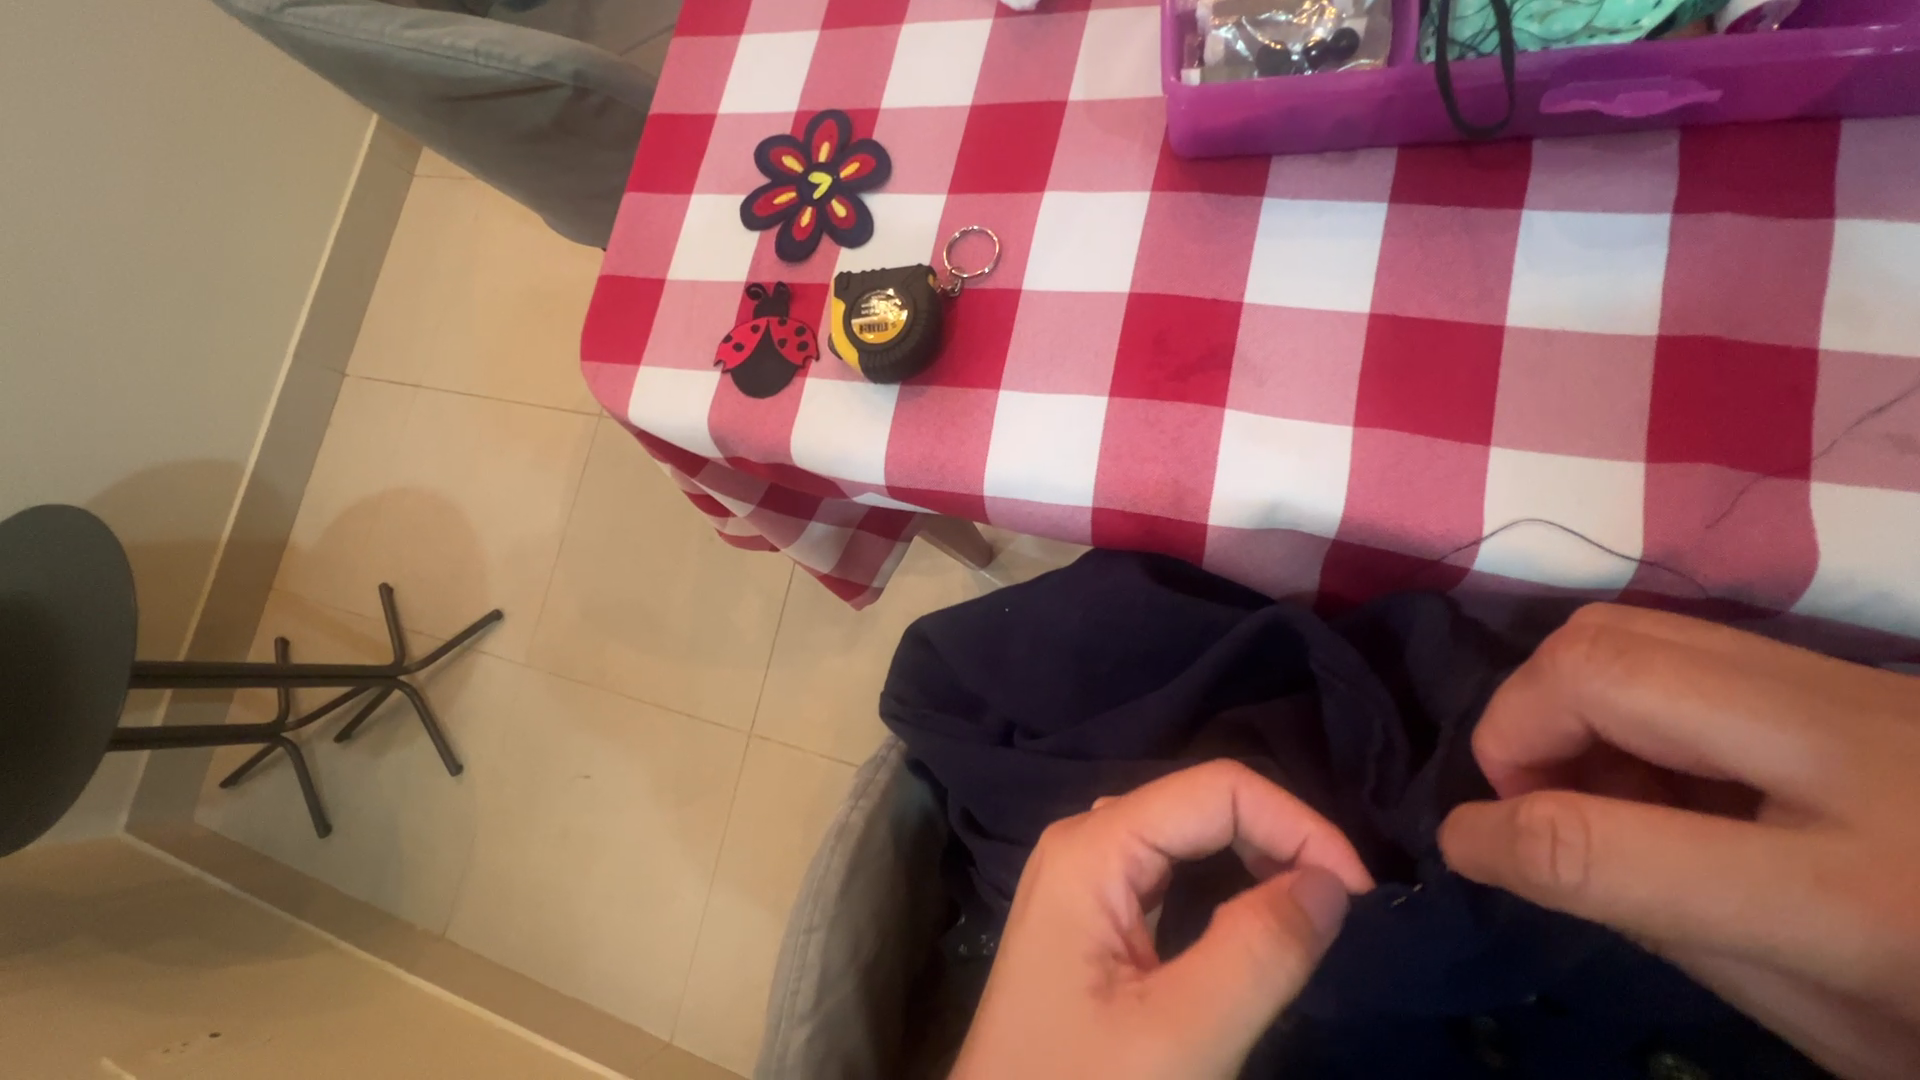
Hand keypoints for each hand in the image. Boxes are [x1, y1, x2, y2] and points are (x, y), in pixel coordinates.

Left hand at [949, 760, 1374, 1079]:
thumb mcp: (1179, 1037)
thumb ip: (1259, 952)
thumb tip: (1331, 882)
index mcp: (1094, 847)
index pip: (1217, 789)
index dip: (1298, 825)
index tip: (1359, 897)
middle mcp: (1085, 842)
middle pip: (1201, 803)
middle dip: (1280, 839)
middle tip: (1344, 911)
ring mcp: (1083, 876)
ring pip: (1188, 835)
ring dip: (1257, 859)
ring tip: (1315, 913)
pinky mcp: (1091, 913)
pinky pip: (1169, 871)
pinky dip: (1225, 884)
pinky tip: (1256, 919)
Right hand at [1439, 604, 1919, 1079]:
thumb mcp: (1824, 1024)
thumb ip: (1656, 921)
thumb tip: (1522, 838)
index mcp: (1865, 899)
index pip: (1601, 843)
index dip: (1494, 837)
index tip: (1463, 845)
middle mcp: (1858, 756)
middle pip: (1599, 670)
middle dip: (1514, 724)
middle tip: (1526, 788)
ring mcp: (1862, 688)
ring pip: (1620, 629)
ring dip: (1556, 695)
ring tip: (1584, 766)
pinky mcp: (1850, 663)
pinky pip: (1669, 637)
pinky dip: (1610, 687)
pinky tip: (1651, 752)